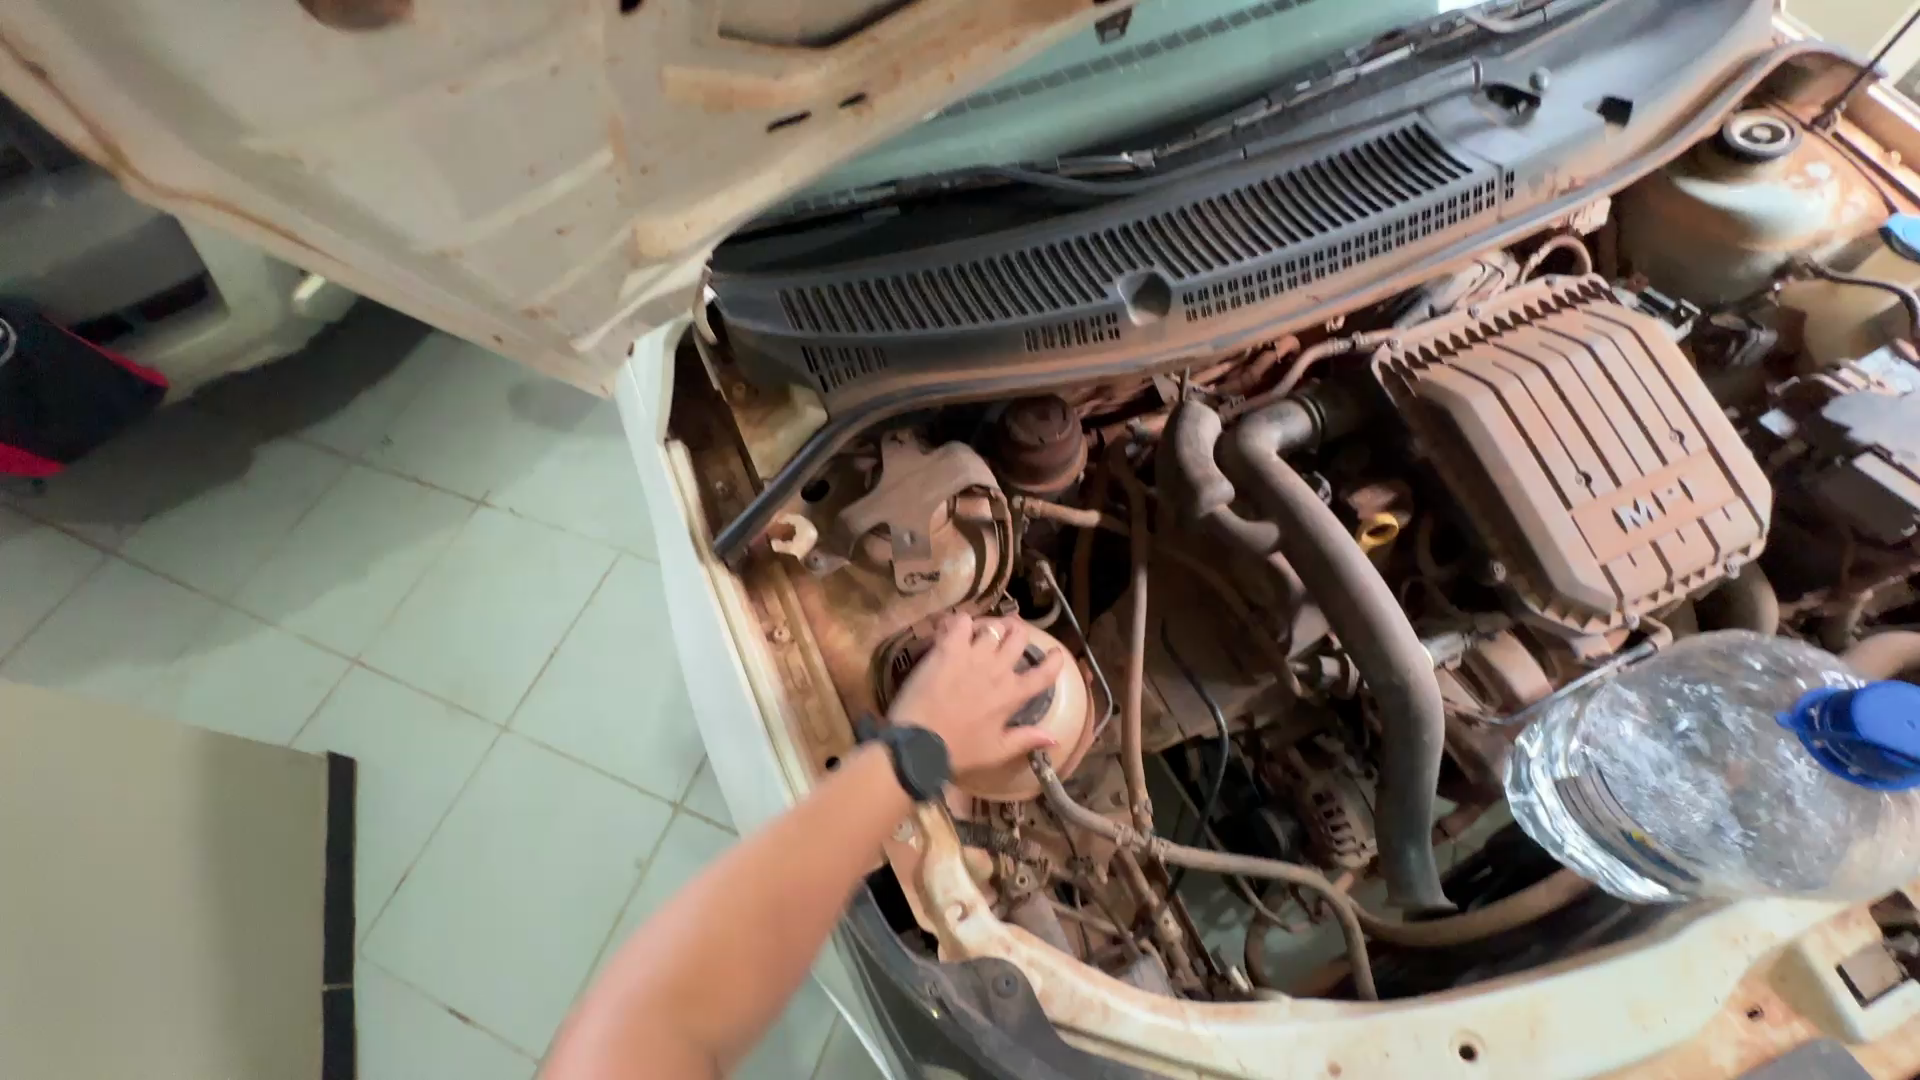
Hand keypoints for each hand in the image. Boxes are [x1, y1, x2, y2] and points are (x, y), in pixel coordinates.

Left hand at [887, 613, 1067, 773]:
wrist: (919, 742)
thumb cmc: (958, 750)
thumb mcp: (996, 752)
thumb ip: (1026, 740)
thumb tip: (1054, 739)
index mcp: (1013, 695)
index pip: (1044, 673)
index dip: (1054, 660)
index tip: (1055, 653)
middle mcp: (999, 669)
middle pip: (1019, 637)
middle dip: (1018, 632)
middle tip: (1010, 634)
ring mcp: (974, 655)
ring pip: (994, 626)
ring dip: (992, 627)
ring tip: (983, 631)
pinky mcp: (949, 647)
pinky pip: (963, 621)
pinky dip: (962, 622)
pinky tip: (957, 630)